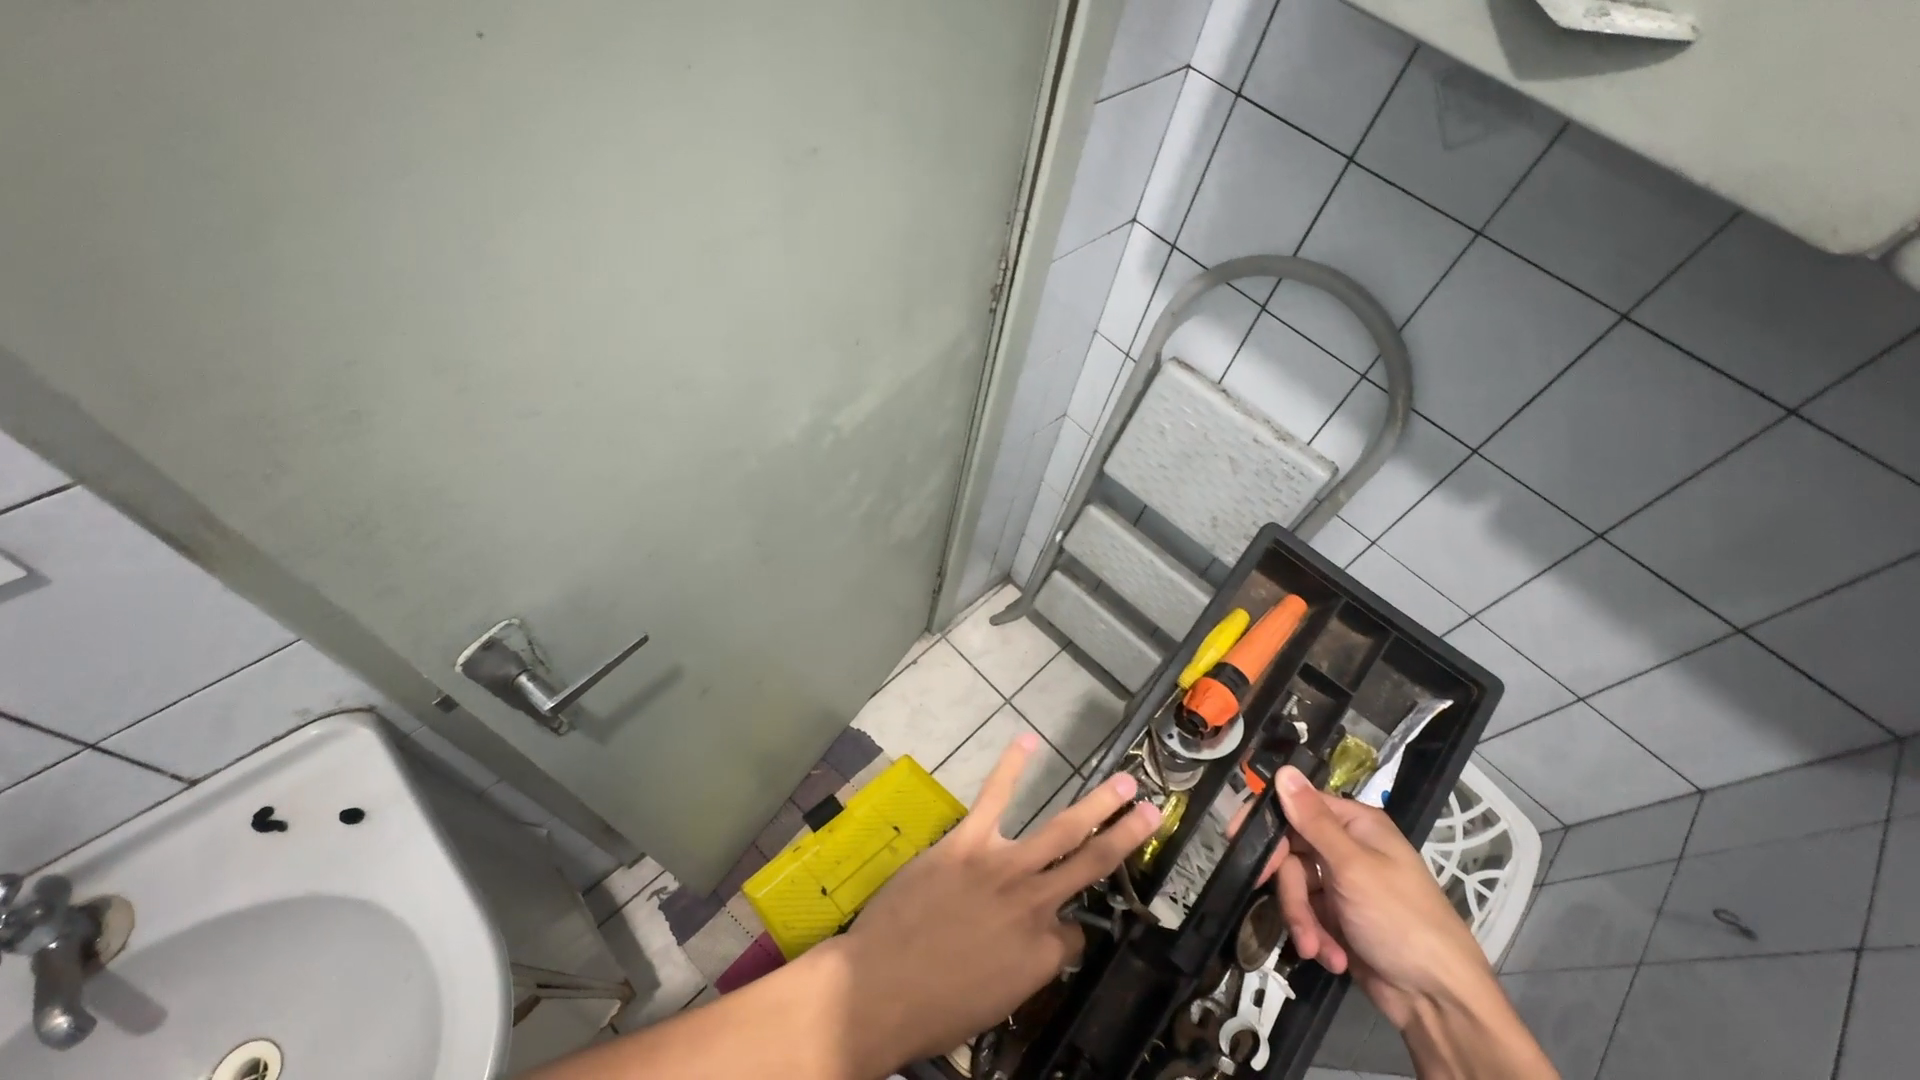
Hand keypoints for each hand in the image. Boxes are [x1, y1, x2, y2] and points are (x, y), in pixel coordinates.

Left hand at [824, 734, 1162, 1069]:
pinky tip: (1027, 742)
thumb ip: (1026, 966)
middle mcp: (1035, 903)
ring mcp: (1002, 868)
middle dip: (1126, 835)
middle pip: (1092, 864)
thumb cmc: (936, 1009)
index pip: (1075, 935)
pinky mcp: (966, 844)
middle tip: (1152, 810)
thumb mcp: (999, 1003)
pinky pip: (993, 800)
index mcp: (1044, 952)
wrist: (878, 988)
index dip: (1068, 935)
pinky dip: (1010, 768)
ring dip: (1098, 803)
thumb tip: (1042, 941)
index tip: (1055, 934)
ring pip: (1063, 829)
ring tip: (1126, 781)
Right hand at [1263, 765, 1492, 1029]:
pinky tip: (1332, 957)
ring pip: (1294, 889)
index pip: (1298, 807)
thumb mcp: (1353, 867)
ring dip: (1302, 922)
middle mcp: (1347, 849)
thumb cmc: (1400, 920)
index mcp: (1357, 825)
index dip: (1267, 824)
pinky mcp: (1337, 918)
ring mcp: (1342, 885)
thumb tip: (1284, 769)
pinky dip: (1314, 937)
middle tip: (1290, 913)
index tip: (1234, 839)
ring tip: (1318, 949)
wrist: (1435, 997)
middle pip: (1290, 853)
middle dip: (1290, 891)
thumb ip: (1313, 820)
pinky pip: (1306, 916)